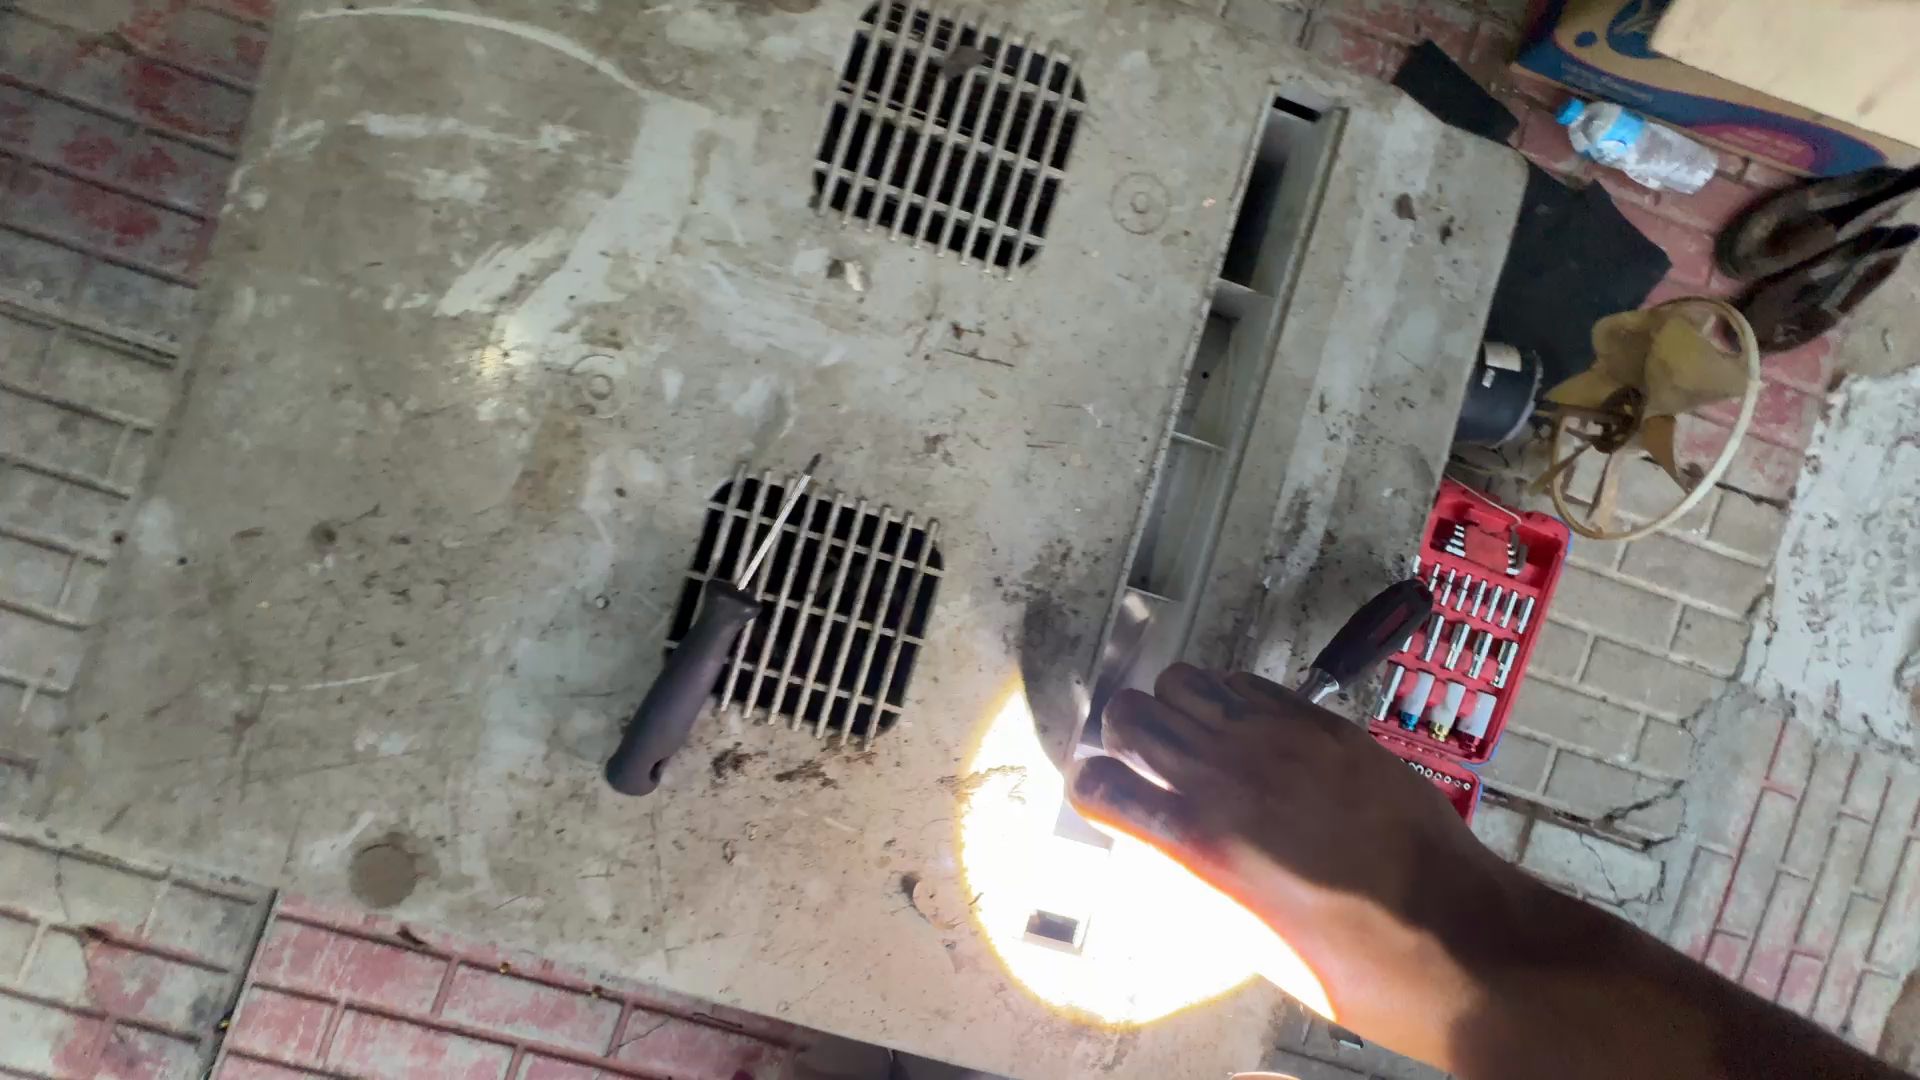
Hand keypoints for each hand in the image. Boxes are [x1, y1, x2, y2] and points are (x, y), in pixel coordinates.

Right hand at [1071, 663, 1519, 1062]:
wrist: (1459, 941)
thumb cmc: (1342, 963)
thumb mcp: (1238, 938)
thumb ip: (1179, 871)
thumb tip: (1144, 828)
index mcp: (1196, 841)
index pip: (1099, 783)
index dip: (1091, 785)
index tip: (1104, 792)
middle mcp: (1221, 776)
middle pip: (1127, 714)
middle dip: (1123, 735)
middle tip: (1145, 757)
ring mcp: (1271, 738)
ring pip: (1178, 680)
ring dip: (1173, 707)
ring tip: (1197, 735)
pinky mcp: (1317, 721)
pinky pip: (1241, 680)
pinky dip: (1227, 698)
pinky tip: (1247, 728)